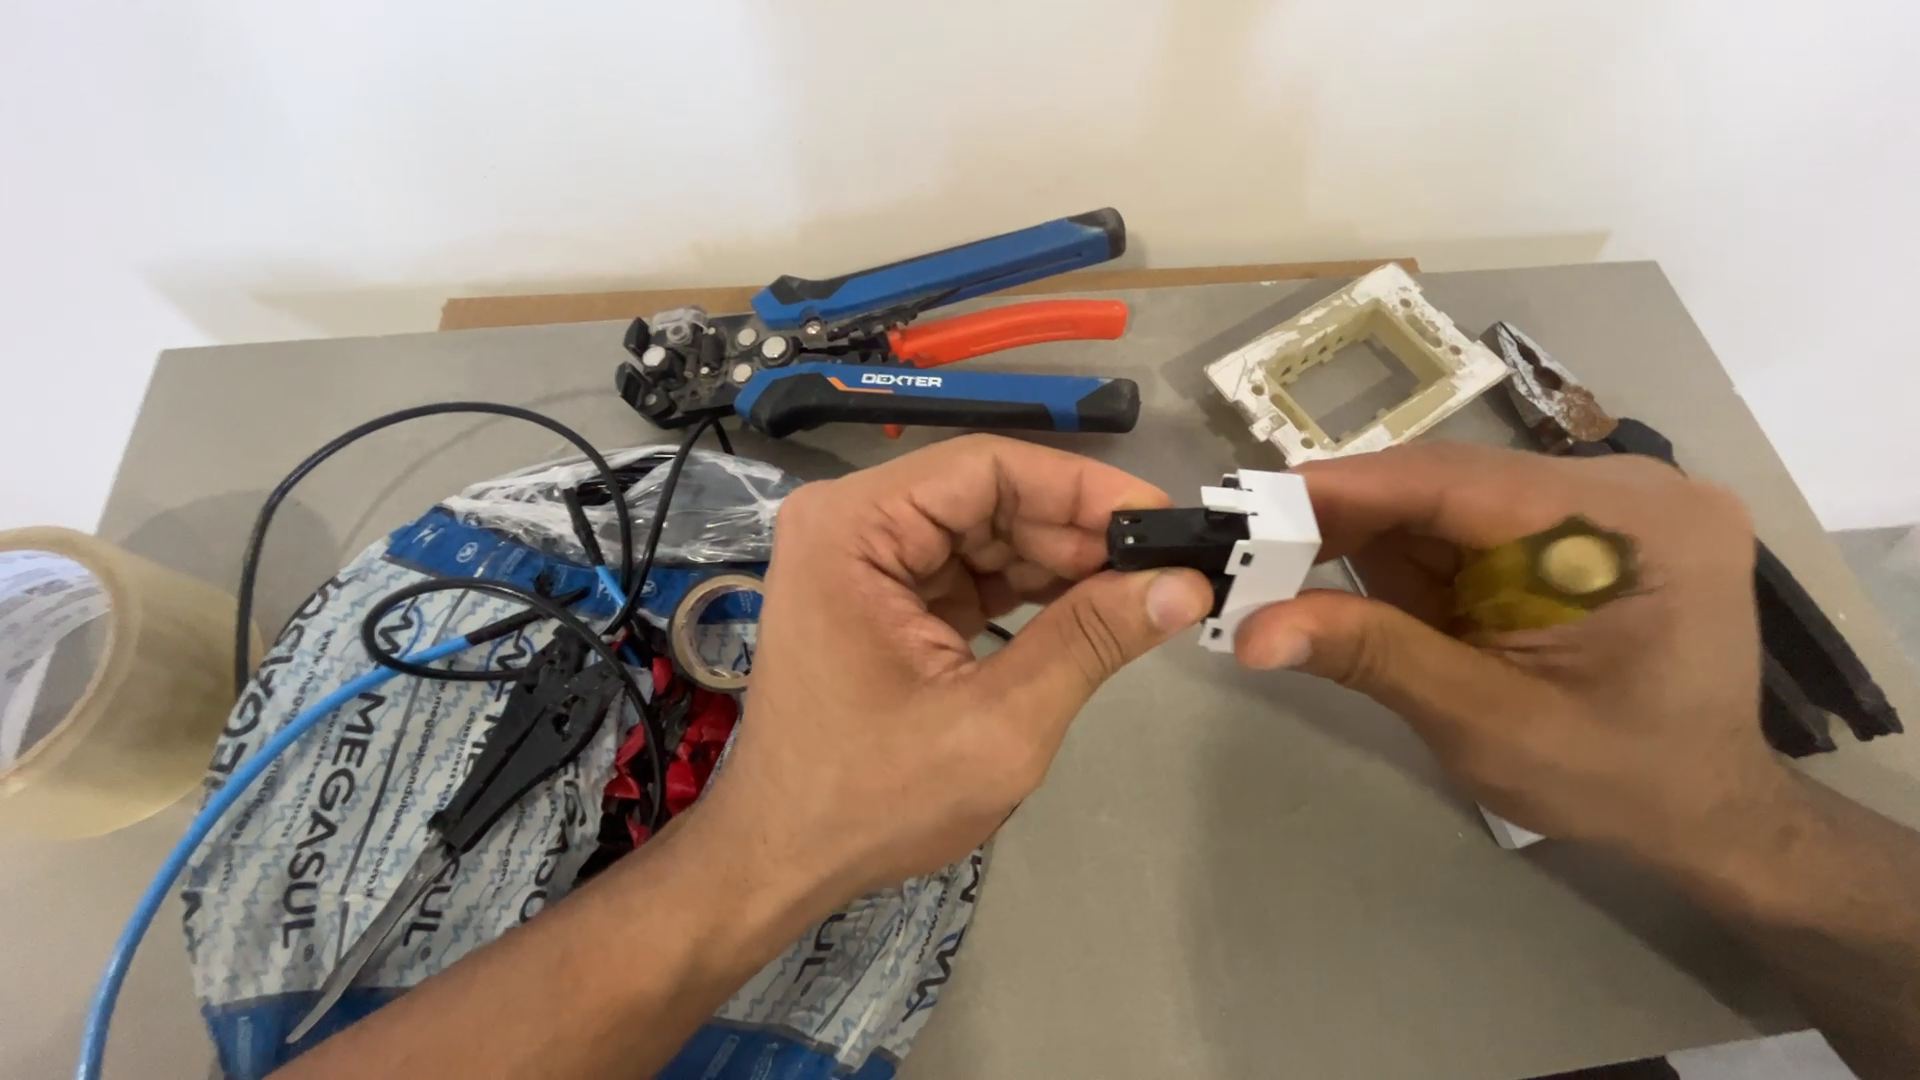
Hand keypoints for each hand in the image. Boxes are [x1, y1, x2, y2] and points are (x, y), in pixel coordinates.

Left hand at [694, 434, 1213, 906]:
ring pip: (985, 530)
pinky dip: (1028, 587)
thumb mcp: (997, 725)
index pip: (985, 467)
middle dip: (1075, 530)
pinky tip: (1084, 607)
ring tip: (1133, 591)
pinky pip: (969, 569)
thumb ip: (1090, 640)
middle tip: (1160, 567)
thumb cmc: (873, 801)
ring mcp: (865, 558)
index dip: (1080, 486)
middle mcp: (851, 523)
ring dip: (1059, 560)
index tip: (1158, 517)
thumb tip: (1183, 584)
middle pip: (986, 495)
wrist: (786, 859)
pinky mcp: (884, 594)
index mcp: (852, 527)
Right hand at [1233, 442, 1795, 870]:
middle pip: (1442, 480)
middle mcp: (1618, 491)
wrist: (1696, 808)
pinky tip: (1348, 579)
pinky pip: (1450, 520)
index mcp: (1631, 528)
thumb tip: (1251, 632)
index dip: (1347, 487)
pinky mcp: (1560, 524)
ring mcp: (1592, 503)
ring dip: (1359, 534)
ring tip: (1281, 568)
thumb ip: (1372, 657)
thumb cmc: (1612, 777)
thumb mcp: (1483, 722)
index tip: (1253, 503)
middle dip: (1343, 516)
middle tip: (1252, 550)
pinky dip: (1390, 551)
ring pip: (1435, 496)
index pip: (1459, 481)